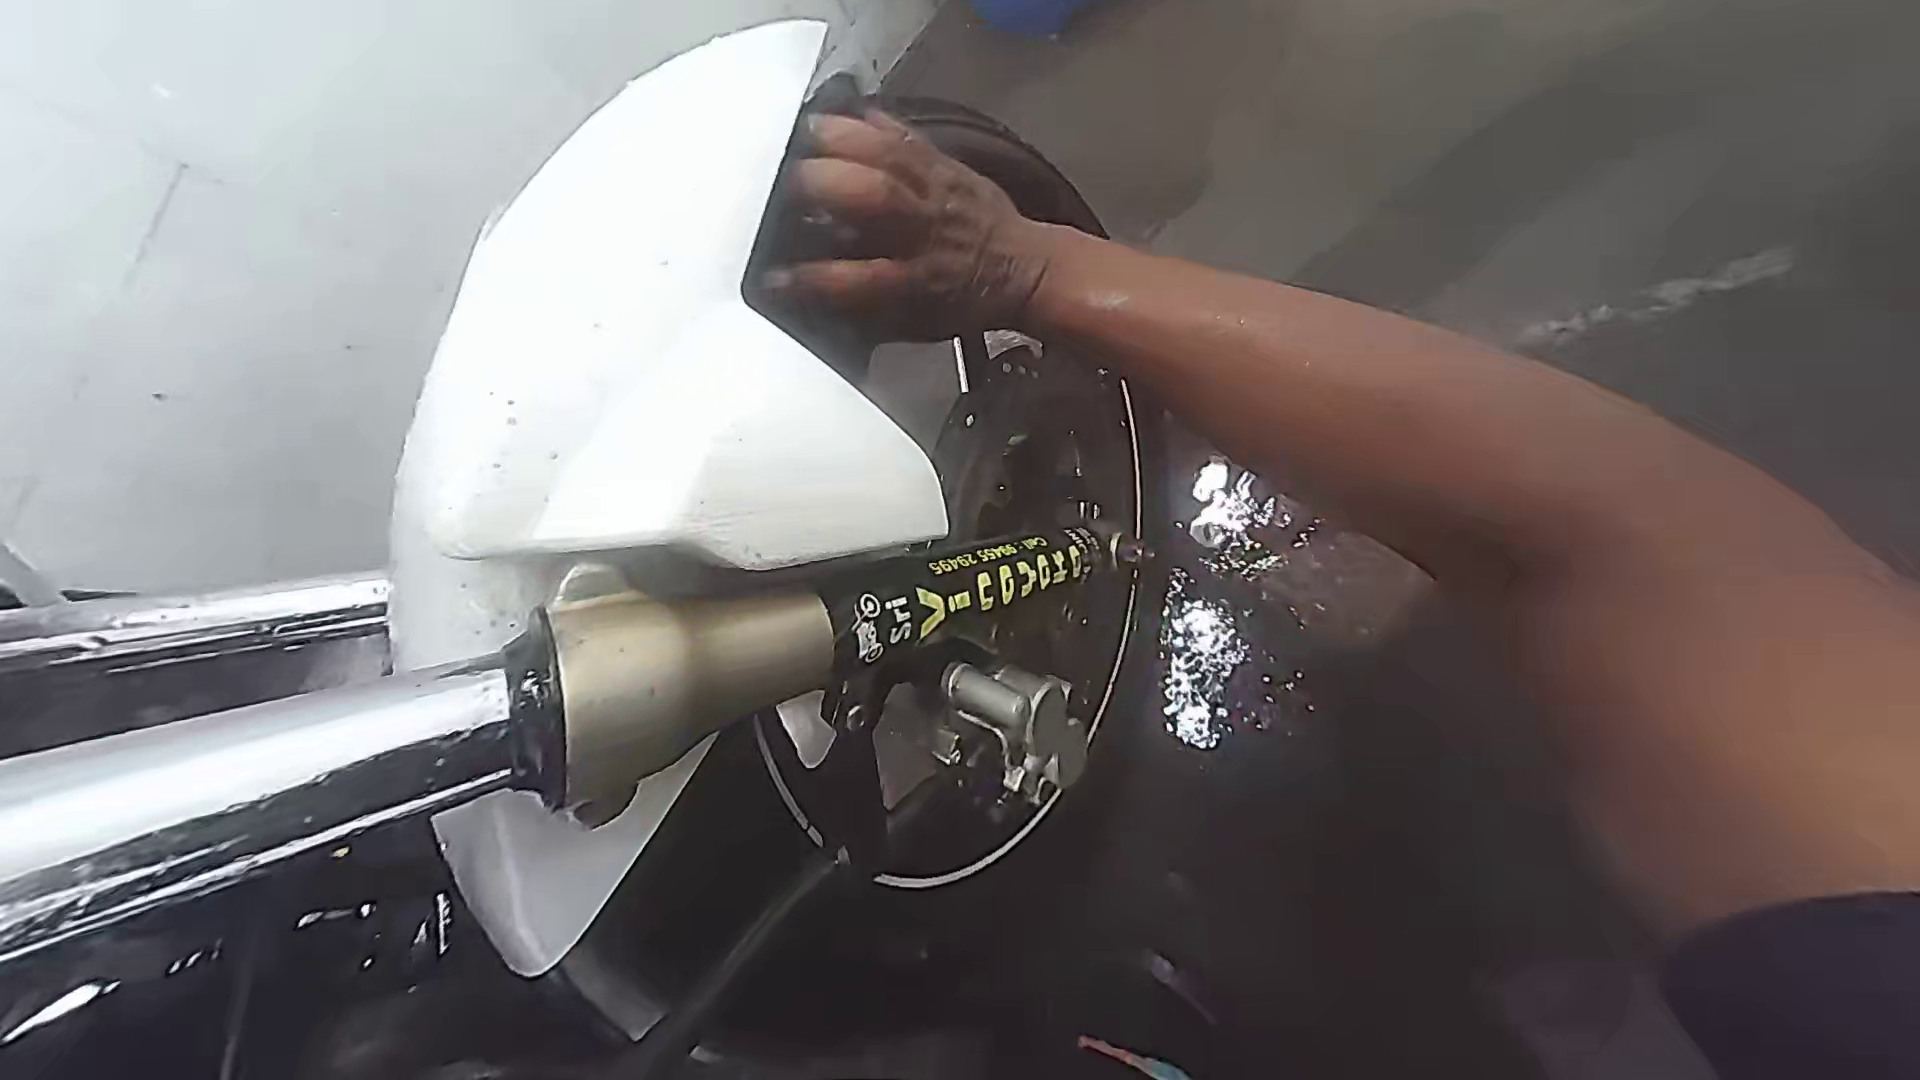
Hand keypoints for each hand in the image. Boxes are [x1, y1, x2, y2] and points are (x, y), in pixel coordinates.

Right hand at [765, 109, 1055, 338]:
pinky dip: (870, 121)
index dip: (812, 280)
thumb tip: (821, 310)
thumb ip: (873, 315)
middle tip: (782, 188)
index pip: (858, 280)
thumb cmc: (967, 302)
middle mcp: (926, 233)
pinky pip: (906, 134)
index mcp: (919, 282)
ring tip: (799, 138)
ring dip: (836, 141)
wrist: (1023, 269)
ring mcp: (938, 192)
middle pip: (872, 198)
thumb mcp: (921, 326)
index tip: (773, 281)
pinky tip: (842, 116)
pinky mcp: (946, 164)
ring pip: (886, 155)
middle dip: (819, 187)